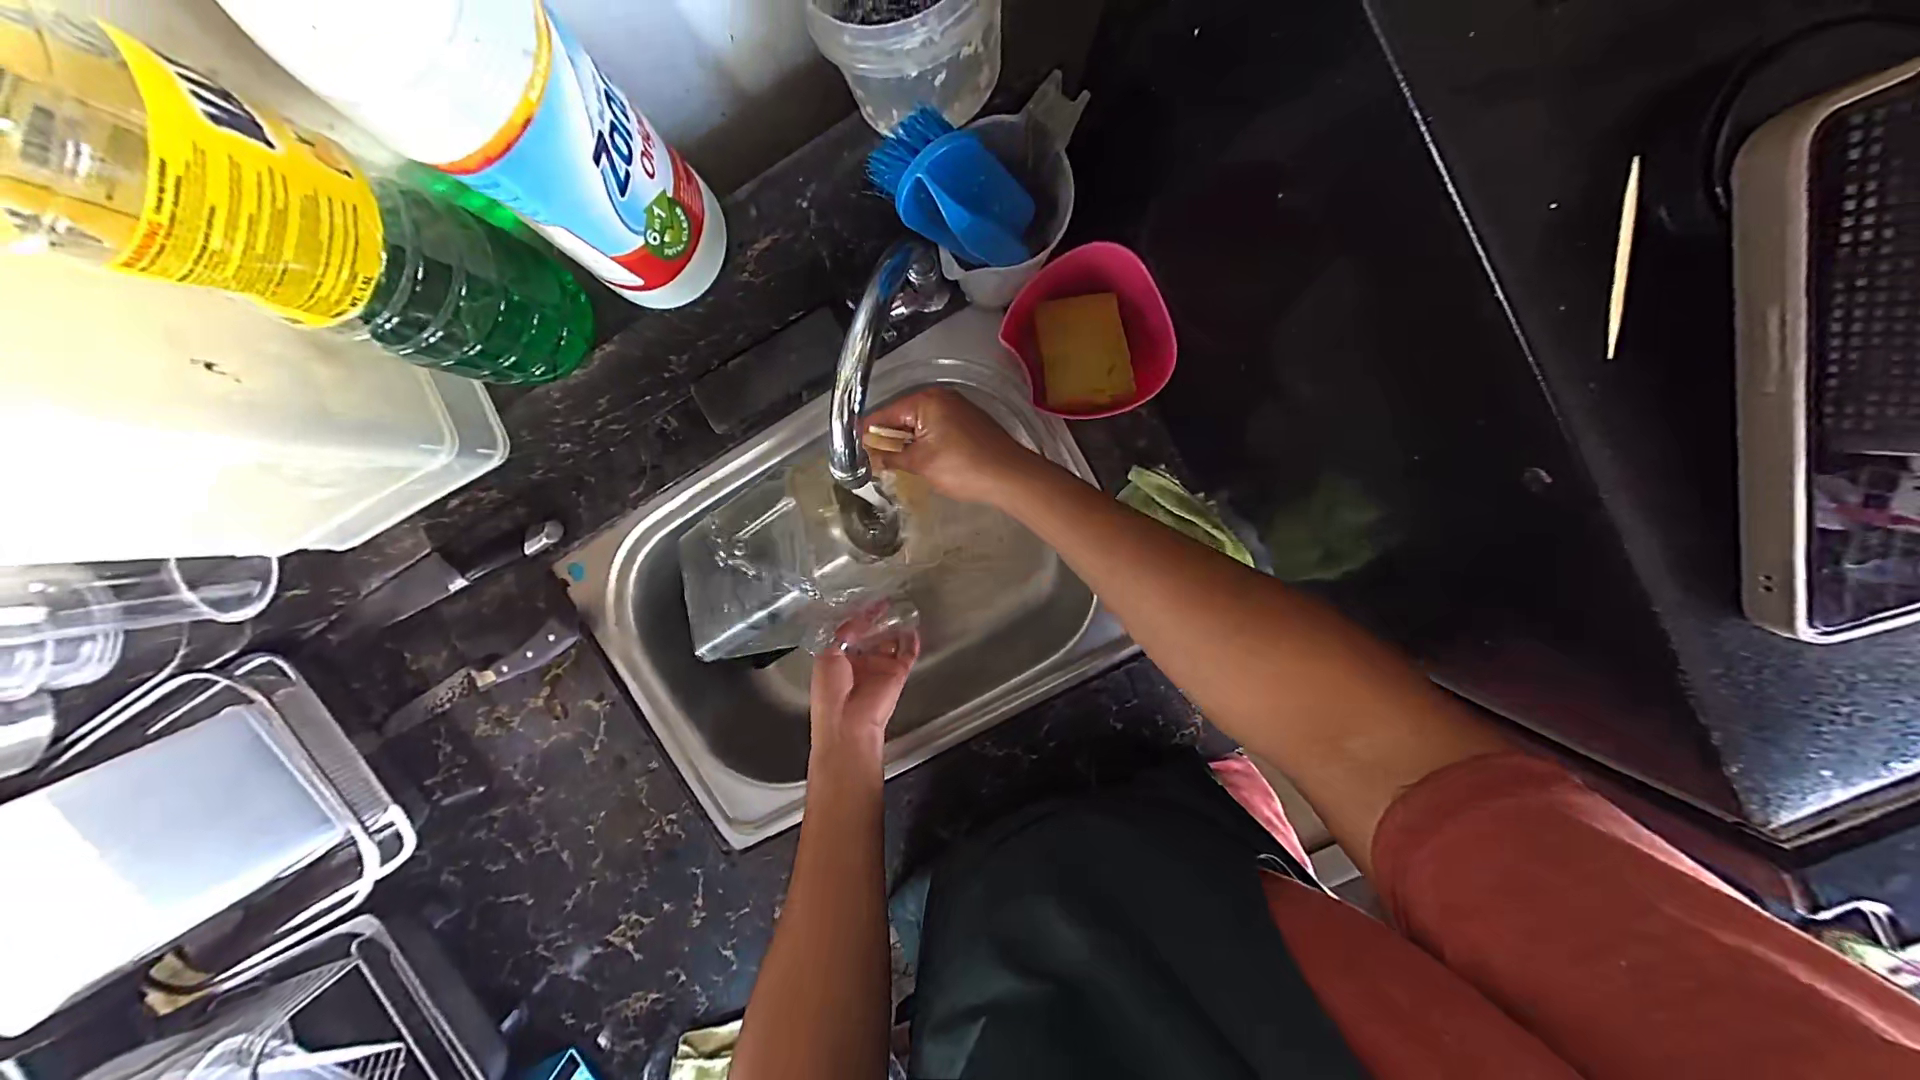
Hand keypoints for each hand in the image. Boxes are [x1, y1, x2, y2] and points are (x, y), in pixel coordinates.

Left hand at [809, 612, 919, 765]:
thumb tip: (858, 619)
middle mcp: (861, 662)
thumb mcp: (828, 655)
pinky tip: (913, 627)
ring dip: (896, 627)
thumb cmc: (830, 692)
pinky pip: (908, 653)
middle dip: (879, 620)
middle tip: (887, 602)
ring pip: (891, 642)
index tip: (869, 602)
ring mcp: (880, 667)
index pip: (852, 632)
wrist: (848, 723)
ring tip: (901, 608)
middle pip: (873, 635)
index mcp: (840, 659)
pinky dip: (912, 641)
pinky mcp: (897, 673)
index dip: (860, 616)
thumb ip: (844, 633)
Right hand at [860, 388, 1041, 505]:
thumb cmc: (963, 467)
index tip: (852, 448)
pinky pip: (936, 430)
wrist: (1011, 476)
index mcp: (926, 401)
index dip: (867, 432)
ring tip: (892, 465)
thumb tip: (871, 457)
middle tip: (870, 462)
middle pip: (902, 417)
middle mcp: (941, 398)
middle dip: (887, 439)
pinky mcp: (968, 424)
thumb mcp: (920, 464)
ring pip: (919, 425)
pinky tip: (920, 462)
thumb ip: (891, 457)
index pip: (884, 413)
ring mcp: (957, 410)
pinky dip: (925, 444)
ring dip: (906, 444)